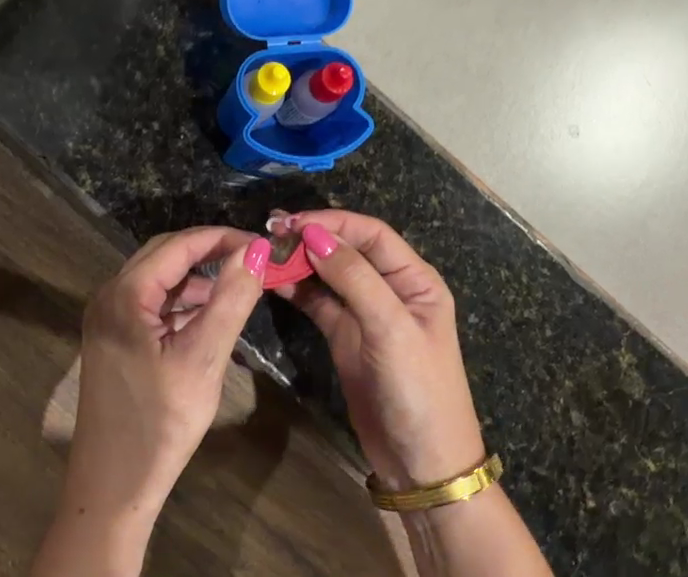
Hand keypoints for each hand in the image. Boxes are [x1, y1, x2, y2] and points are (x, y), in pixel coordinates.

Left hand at [34, 227, 268, 575]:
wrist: (113, 487)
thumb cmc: (159, 423)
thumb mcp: (203, 358)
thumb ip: (230, 299)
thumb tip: (255, 250)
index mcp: (124, 294)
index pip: (179, 245)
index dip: (222, 238)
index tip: (262, 245)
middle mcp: (109, 296)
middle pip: (164, 255)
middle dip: (209, 252)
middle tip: (253, 261)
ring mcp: (107, 318)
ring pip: (158, 279)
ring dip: (196, 278)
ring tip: (239, 289)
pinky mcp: (112, 339)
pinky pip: (150, 304)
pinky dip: (181, 303)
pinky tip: (209, 318)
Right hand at [273, 210, 485, 488]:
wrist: (422, 465)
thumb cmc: (419, 390)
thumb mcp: (391, 328)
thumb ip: (354, 278)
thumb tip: (313, 234)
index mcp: (415, 279)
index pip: (371, 234)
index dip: (333, 222)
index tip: (292, 222)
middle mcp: (391, 289)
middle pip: (348, 249)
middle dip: (312, 237)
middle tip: (269, 232)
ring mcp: (367, 314)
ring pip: (329, 274)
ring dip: (300, 262)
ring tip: (265, 253)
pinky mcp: (346, 338)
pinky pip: (319, 303)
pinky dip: (297, 290)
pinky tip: (273, 282)